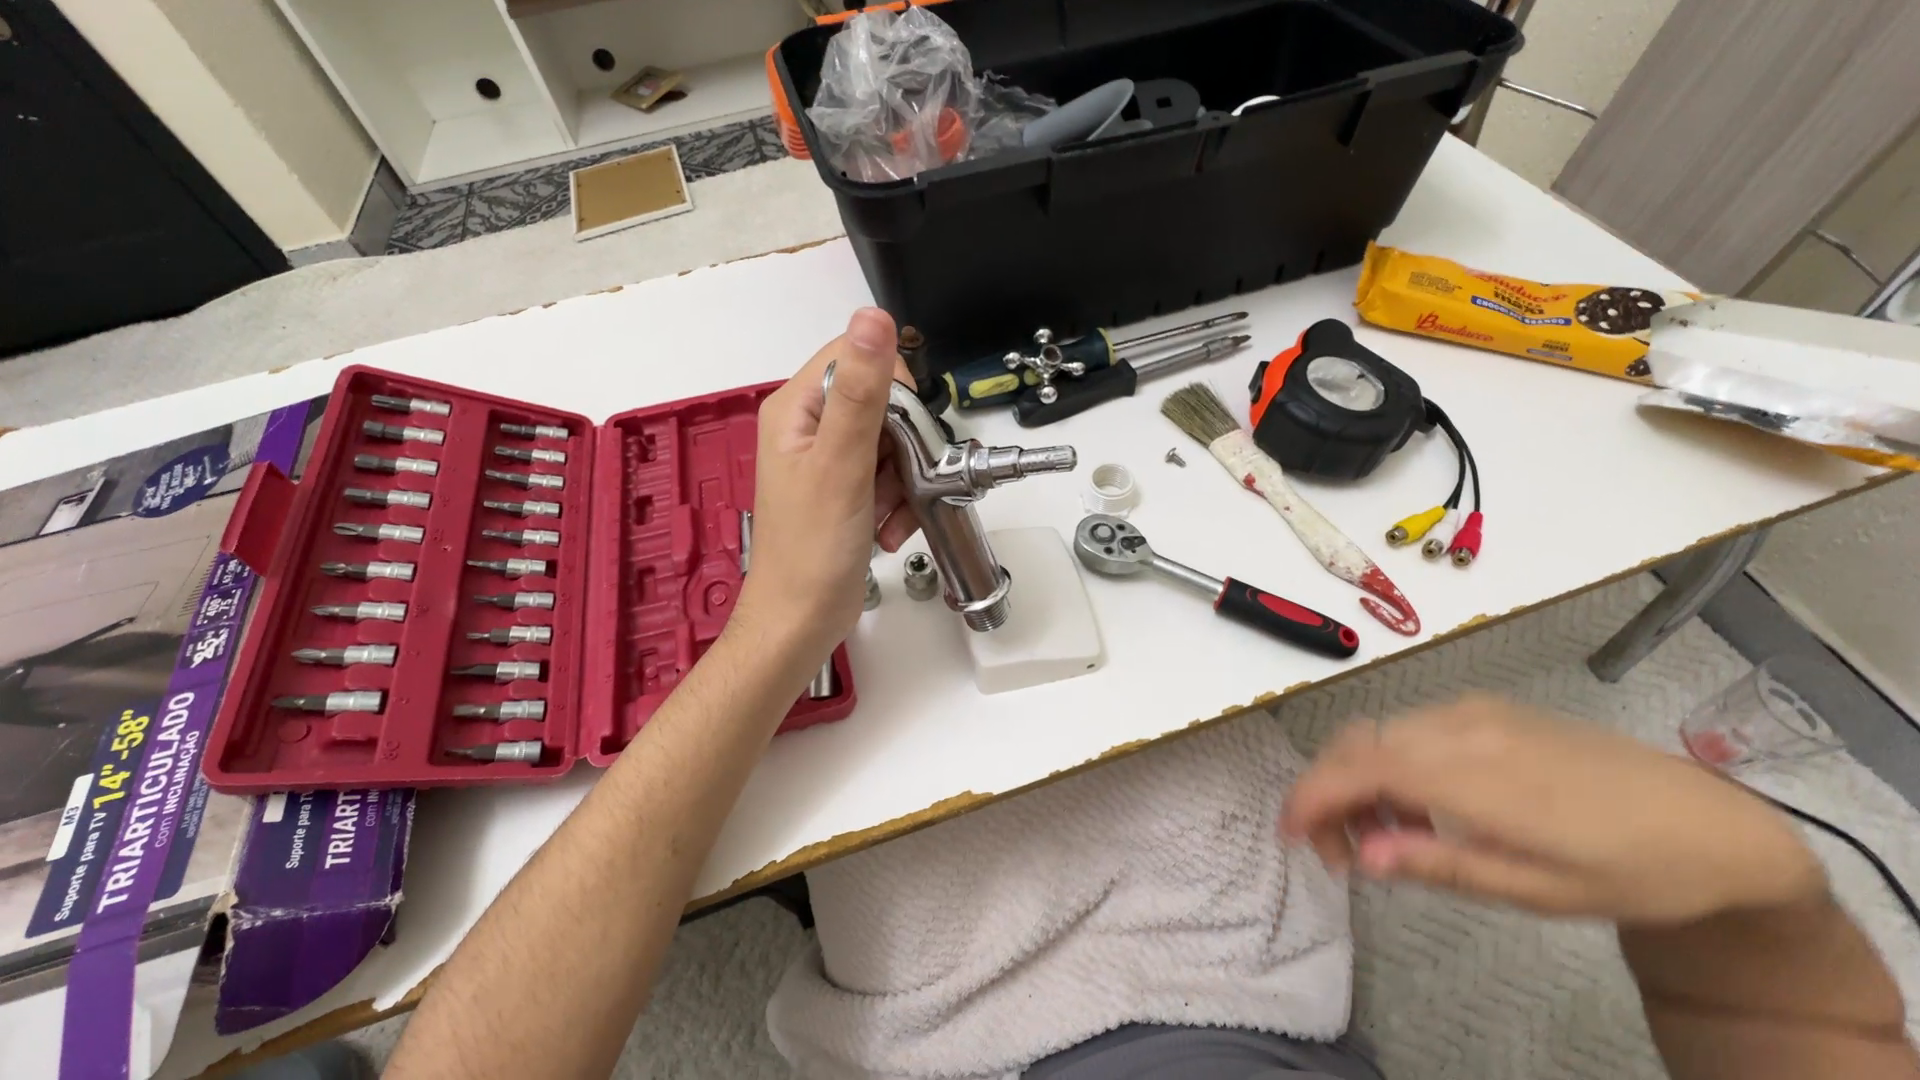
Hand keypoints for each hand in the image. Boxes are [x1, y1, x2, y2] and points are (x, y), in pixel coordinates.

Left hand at [731, 308, 919, 666]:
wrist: (801, 620)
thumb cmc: (811, 551)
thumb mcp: (841, 463)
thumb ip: (862, 392)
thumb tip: (873, 318)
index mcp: (796, 409)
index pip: (857, 358)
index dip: (892, 387)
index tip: (905, 429)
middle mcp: (809, 428)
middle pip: (881, 402)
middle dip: (904, 445)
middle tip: (901, 480)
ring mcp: (827, 462)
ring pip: (891, 442)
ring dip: (905, 480)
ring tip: (890, 514)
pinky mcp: (845, 492)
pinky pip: (888, 476)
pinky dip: (898, 501)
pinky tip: (890, 530)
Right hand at [1280, 696, 1826, 923]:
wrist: (1714, 825)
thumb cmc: (1631, 871)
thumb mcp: (1538, 890)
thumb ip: (1441, 865)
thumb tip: (1361, 856)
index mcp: (1478, 775)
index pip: (1361, 767)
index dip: (1312, 795)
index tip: (1289, 834)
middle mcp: (1465, 727)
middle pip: (1356, 743)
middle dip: (1326, 792)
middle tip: (1338, 852)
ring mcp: (1476, 711)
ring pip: (1378, 732)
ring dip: (1355, 777)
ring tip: (1381, 834)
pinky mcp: (1487, 709)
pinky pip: (1410, 726)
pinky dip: (1387, 760)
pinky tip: (1418, 802)